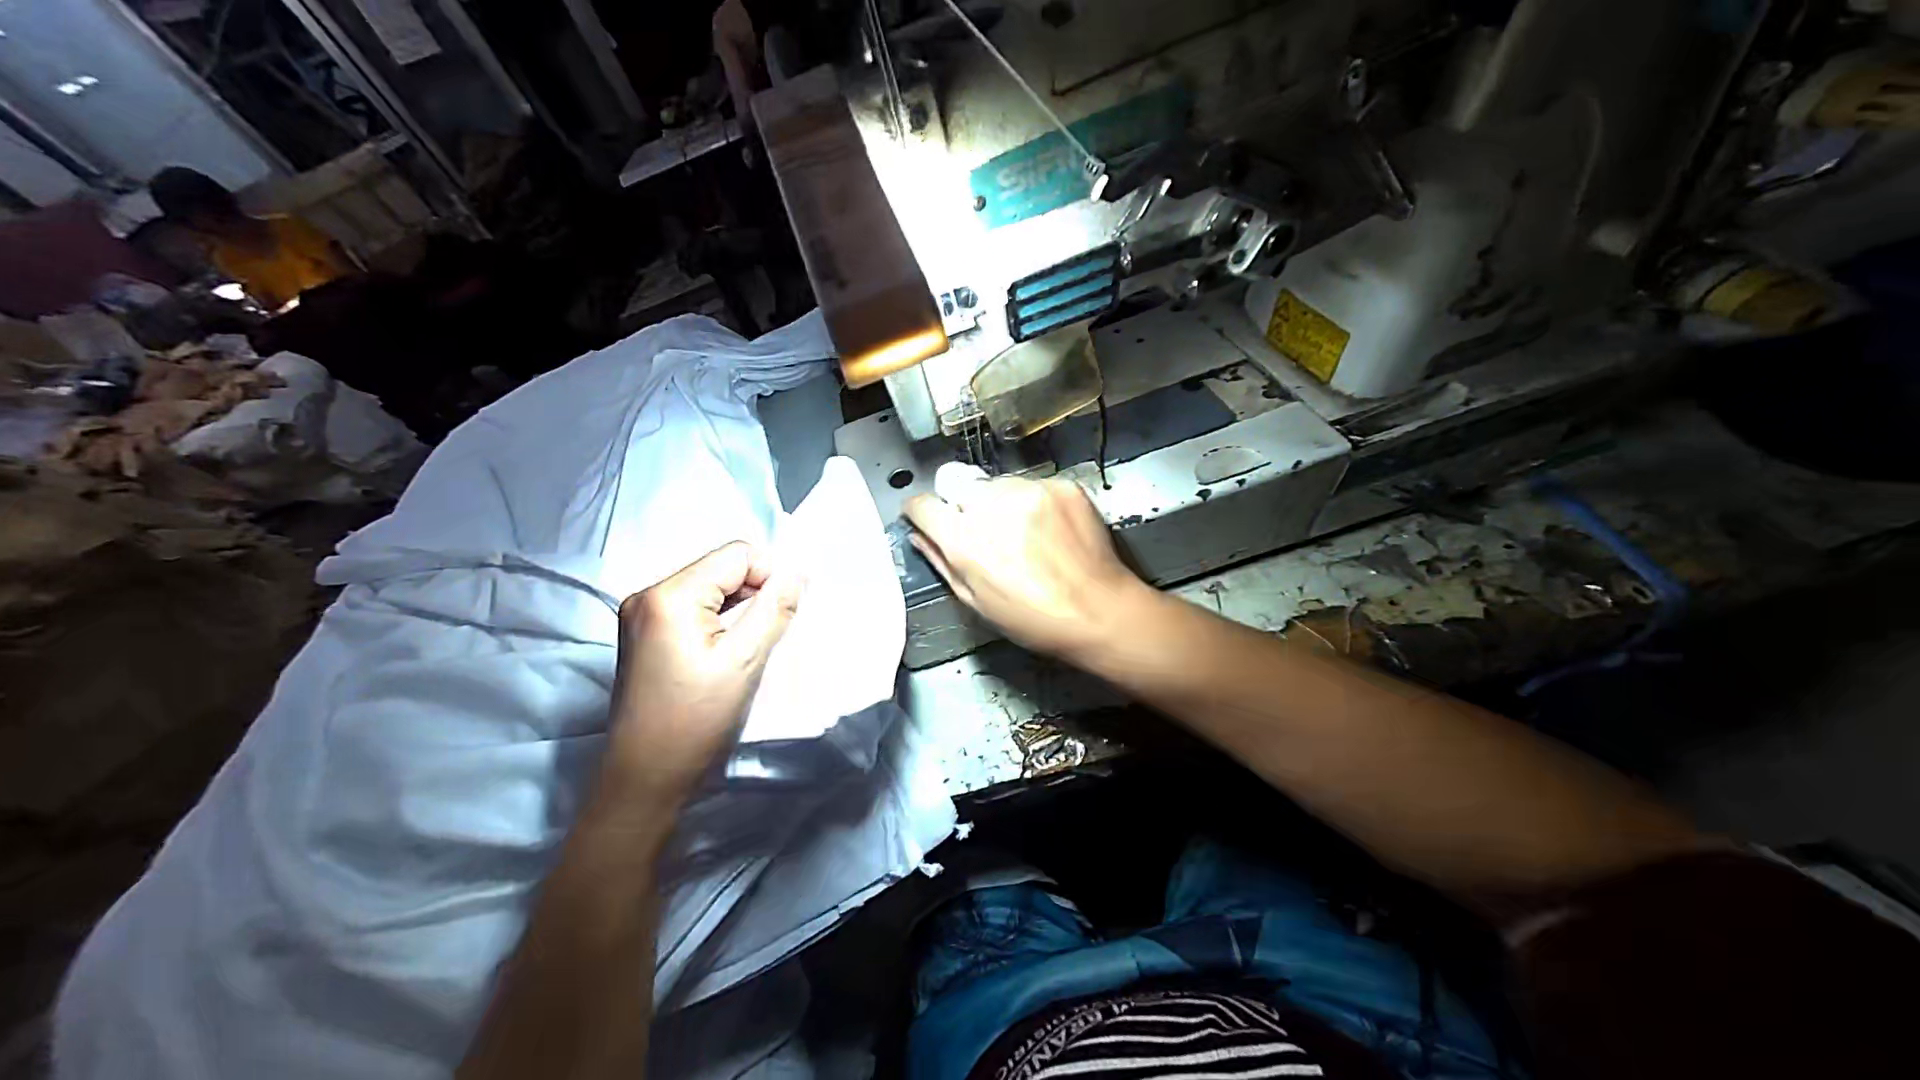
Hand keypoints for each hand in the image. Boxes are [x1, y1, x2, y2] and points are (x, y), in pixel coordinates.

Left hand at [605, 542, 801, 803]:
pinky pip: (692, 606)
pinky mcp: (642, 632)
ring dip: (736, 608)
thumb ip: (774, 610)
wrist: (644, 777)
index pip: (736, 555)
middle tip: (762, 636)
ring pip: (709, 587)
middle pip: (720, 568)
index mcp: (669, 595)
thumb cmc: (695, 722)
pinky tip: (724, 650)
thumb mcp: (745, 662)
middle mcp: (647, 594)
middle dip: (752, 593)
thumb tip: (797, 575)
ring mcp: (640, 614)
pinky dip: (717, 620)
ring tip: (744, 647)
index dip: (768, 578)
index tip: (776, 618)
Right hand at [904, 466, 1151, 659]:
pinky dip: (1034, 502)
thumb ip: (942, 562)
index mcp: (964, 541)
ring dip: (1001, 503)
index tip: (927, 515)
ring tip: (1024, 536)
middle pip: (959, 488)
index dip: (922, 512)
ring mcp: (1029, 491)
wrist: (1099, 610)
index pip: (923, 504)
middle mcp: (992, 507)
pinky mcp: (1060, 486)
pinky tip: (1047, 530)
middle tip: (987, 535)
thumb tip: (922, 537)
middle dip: (965, 508)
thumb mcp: (976, 601)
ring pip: (997, 484)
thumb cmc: (1037, 618)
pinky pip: (1032, 485)